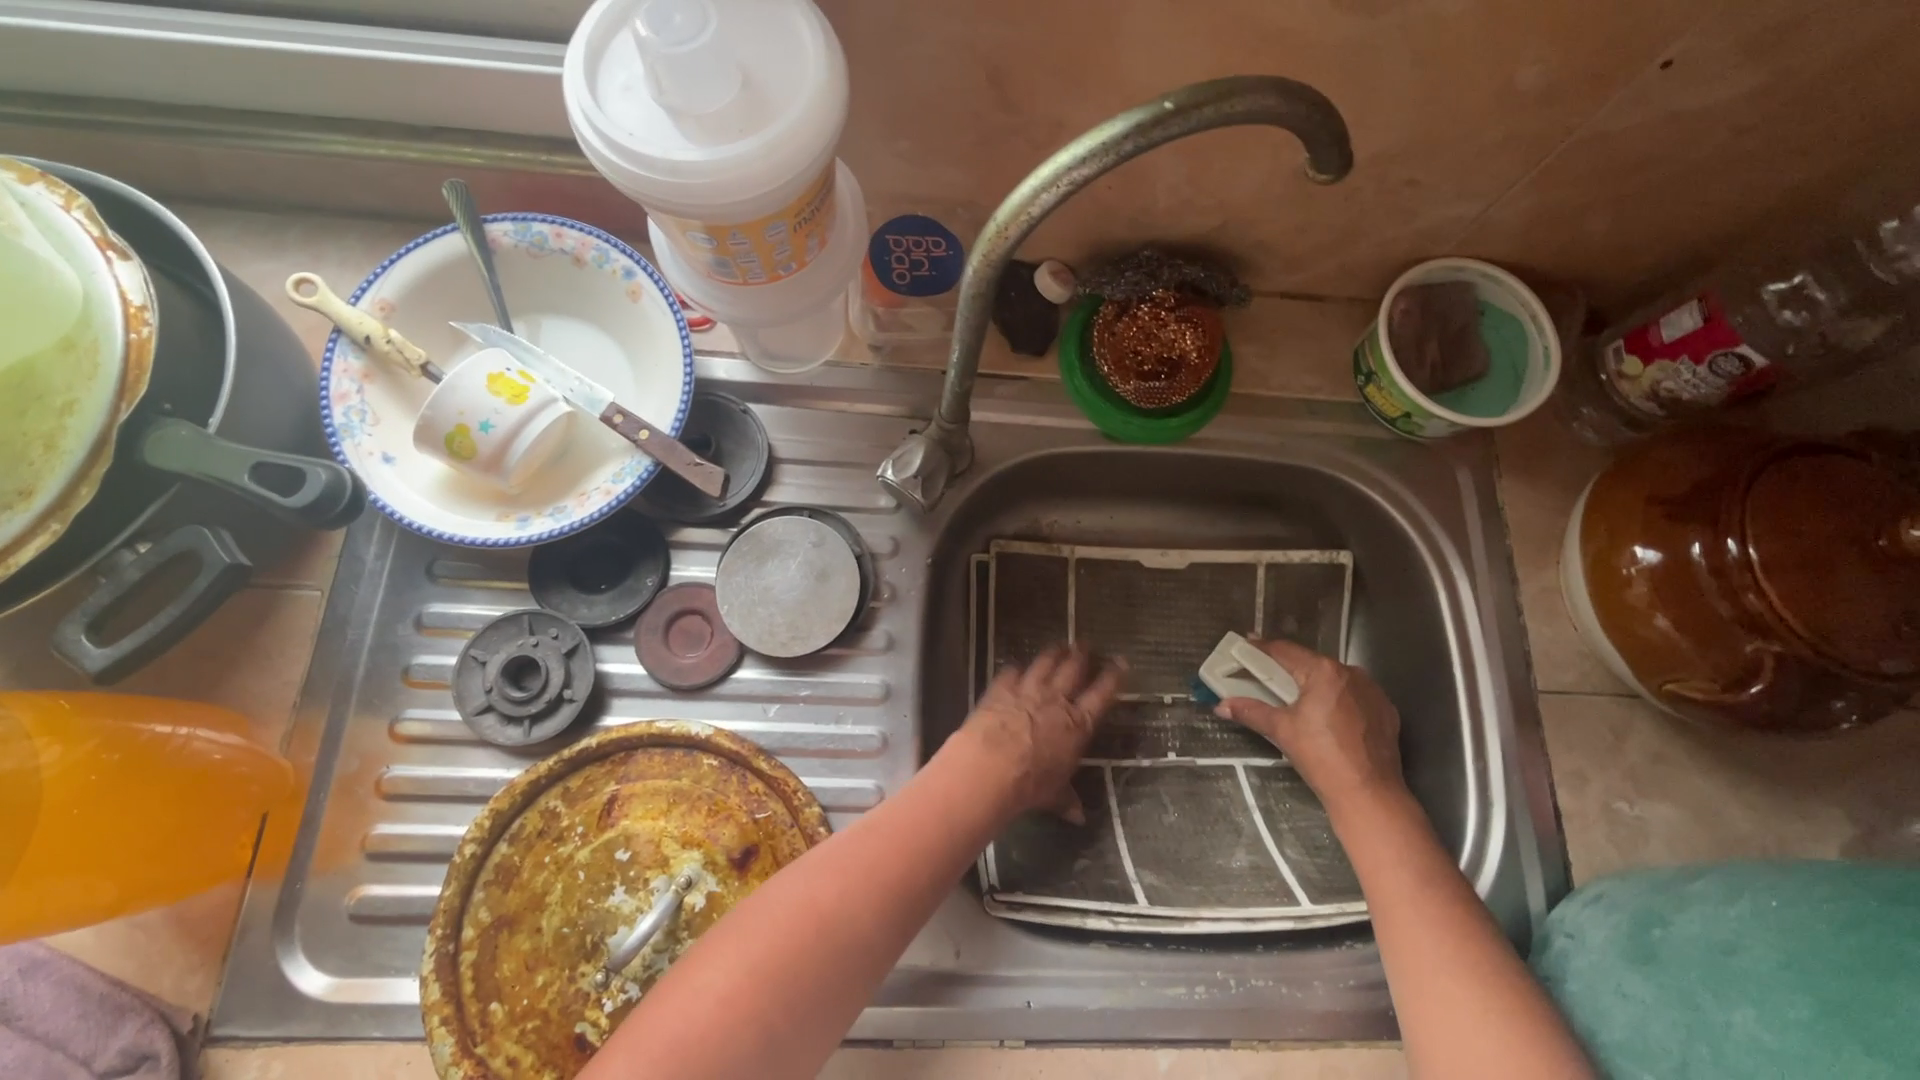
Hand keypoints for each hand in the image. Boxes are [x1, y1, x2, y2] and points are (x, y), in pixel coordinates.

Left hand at [955, 644, 1124, 822]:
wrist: (992, 766)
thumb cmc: (1030, 784)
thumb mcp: (1053, 794)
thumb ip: (1066, 800)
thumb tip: (1078, 817)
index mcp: (1078, 725)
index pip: (1102, 694)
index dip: (1113, 676)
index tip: (1121, 662)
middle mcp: (1056, 701)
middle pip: (1073, 670)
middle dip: (1082, 655)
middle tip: (1086, 644)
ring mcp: (1028, 690)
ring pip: (1045, 664)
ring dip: (1053, 654)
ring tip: (1058, 645)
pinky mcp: (1001, 688)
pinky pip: (1011, 672)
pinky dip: (1015, 668)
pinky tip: (1015, 665)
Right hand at [1212, 638, 1404, 815]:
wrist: (1369, 793)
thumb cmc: (1321, 757)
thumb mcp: (1281, 730)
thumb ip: (1251, 711)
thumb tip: (1222, 705)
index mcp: (1323, 672)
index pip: (1285, 651)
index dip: (1261, 648)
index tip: (1244, 646)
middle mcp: (1351, 673)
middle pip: (1311, 663)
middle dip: (1287, 669)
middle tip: (1265, 678)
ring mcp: (1372, 691)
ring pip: (1334, 679)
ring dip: (1314, 684)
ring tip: (1297, 700)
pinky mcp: (1385, 709)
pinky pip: (1354, 695)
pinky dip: (1337, 700)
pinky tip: (1328, 718)